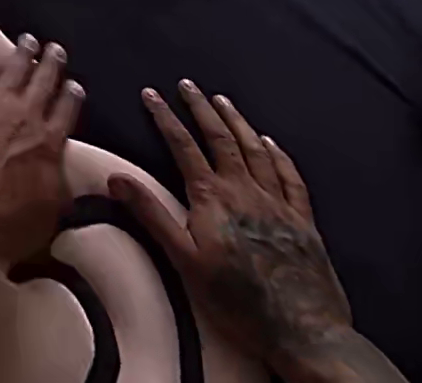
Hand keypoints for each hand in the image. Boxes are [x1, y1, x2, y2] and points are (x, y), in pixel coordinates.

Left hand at [0, 33, 84, 262]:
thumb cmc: (7, 216)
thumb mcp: (50, 216)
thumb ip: (63, 197)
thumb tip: (77, 192)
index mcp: (50, 143)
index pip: (66, 114)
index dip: (71, 98)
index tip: (75, 84)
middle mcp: (27, 116)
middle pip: (43, 83)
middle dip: (51, 64)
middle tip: (56, 48)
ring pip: (14, 69)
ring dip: (22, 52)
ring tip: (28, 39)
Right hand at [109, 81, 386, 382]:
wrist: (305, 335)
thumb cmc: (237, 299)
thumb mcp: (183, 260)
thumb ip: (150, 214)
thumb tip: (115, 177)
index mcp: (213, 197)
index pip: (183, 145)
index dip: (164, 116)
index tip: (151, 93)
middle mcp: (245, 191)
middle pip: (220, 138)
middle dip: (201, 108)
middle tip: (188, 85)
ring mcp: (278, 204)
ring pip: (255, 150)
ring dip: (236, 121)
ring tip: (222, 100)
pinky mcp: (303, 221)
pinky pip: (291, 178)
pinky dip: (279, 155)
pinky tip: (270, 141)